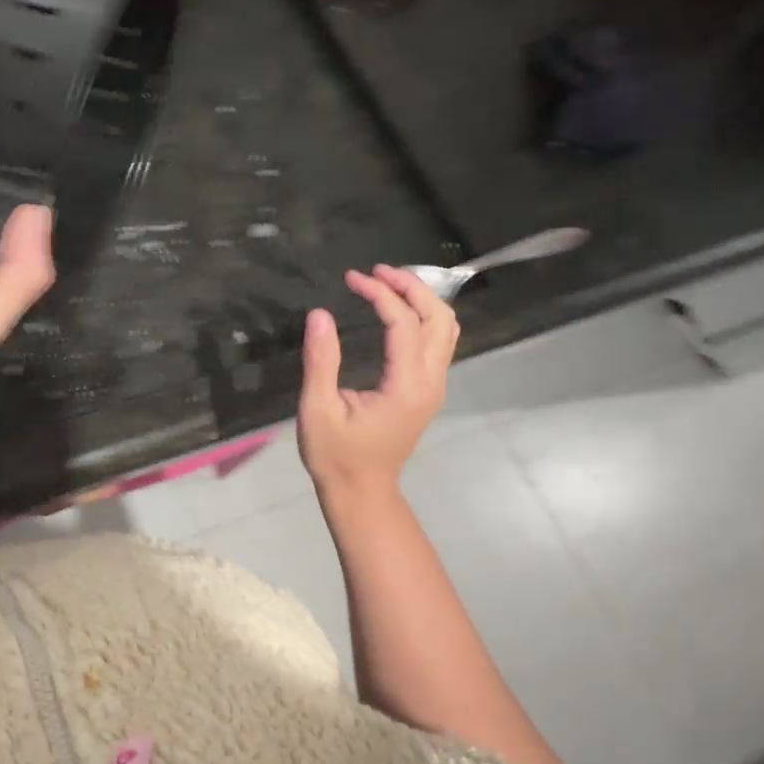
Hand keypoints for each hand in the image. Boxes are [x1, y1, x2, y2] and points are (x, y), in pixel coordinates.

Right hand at [297, 265, 458, 498]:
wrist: (361, 492)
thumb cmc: (335, 455)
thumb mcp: (317, 408)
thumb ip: (321, 360)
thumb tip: (320, 314)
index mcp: (405, 385)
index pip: (404, 324)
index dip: (380, 294)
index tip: (351, 278)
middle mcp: (429, 382)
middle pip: (439, 318)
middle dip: (411, 287)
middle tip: (375, 271)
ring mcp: (433, 387)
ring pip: (445, 329)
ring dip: (421, 300)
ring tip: (387, 283)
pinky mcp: (426, 391)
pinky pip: (438, 343)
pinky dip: (422, 317)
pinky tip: (397, 311)